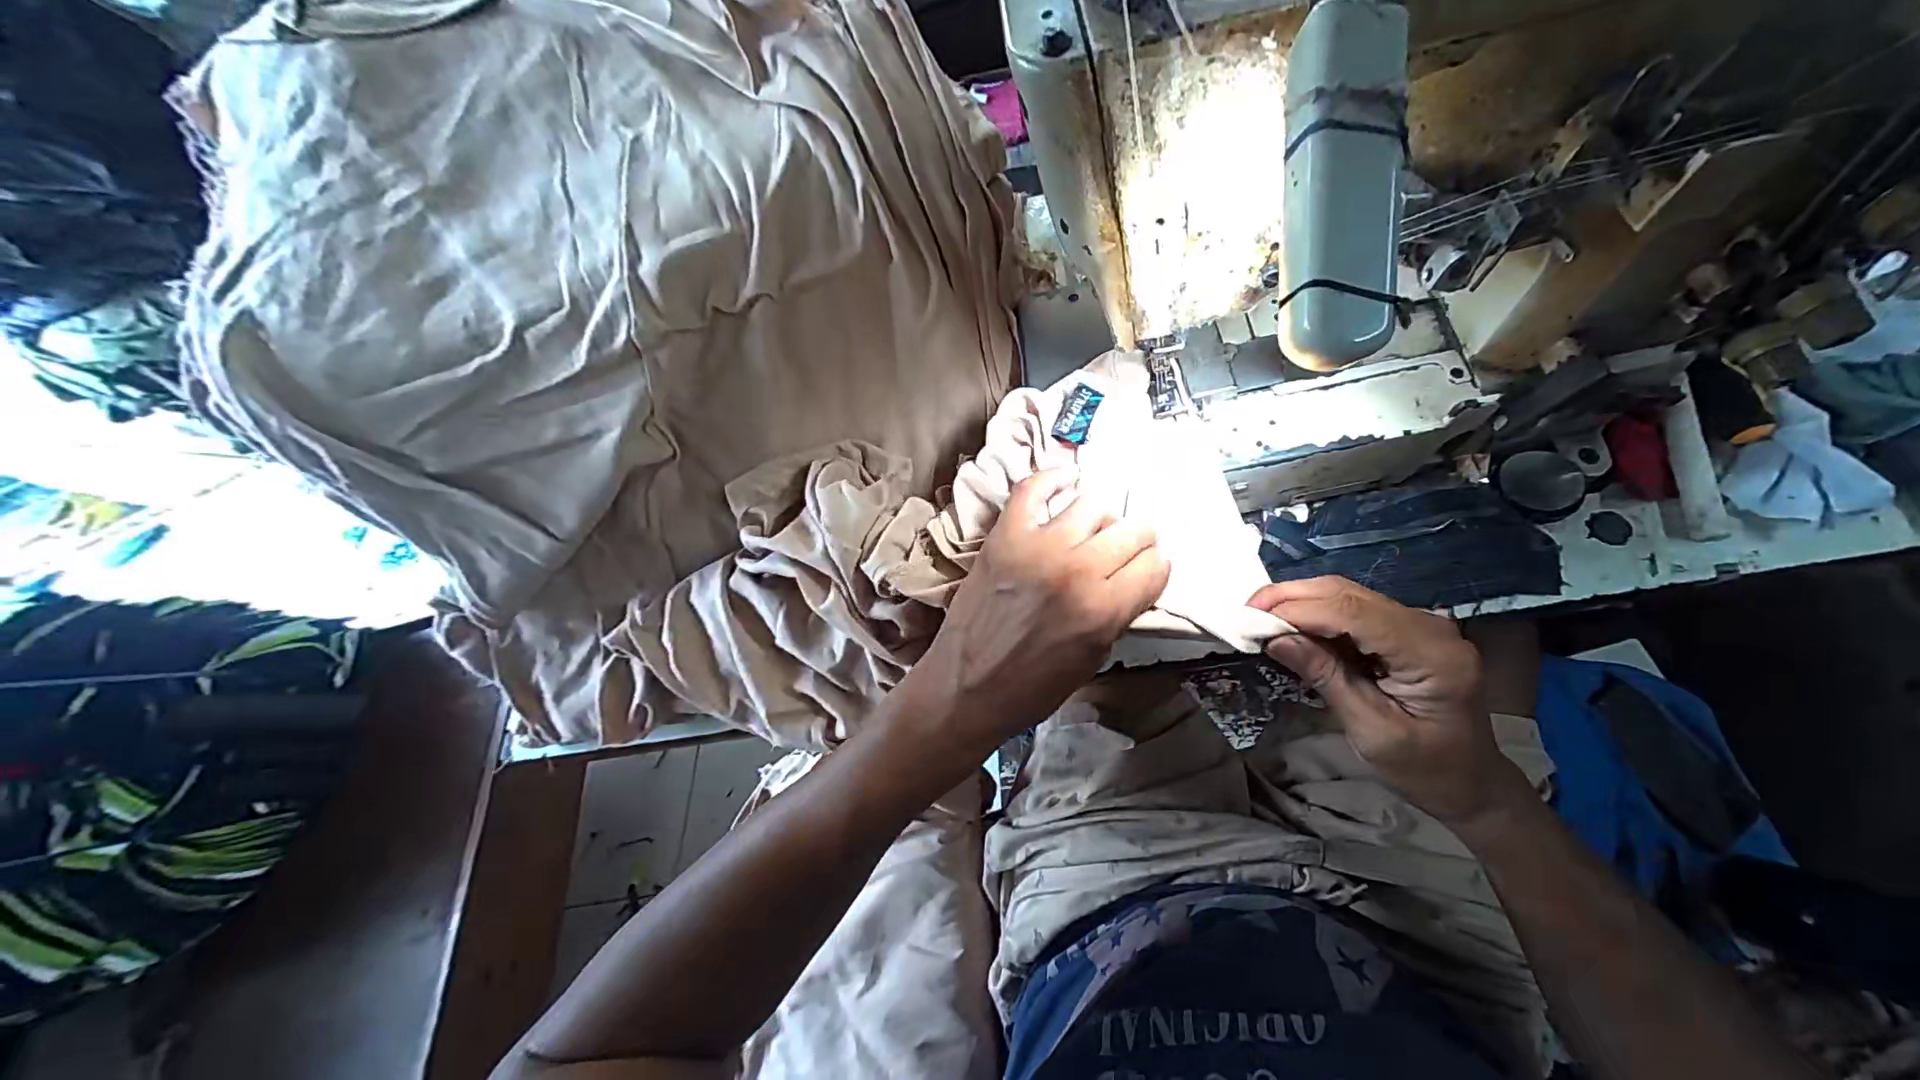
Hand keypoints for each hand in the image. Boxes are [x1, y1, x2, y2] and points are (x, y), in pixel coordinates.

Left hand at [909, 468, 1169, 745]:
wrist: (966, 687)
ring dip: (1099, 519)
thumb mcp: (1093, 658)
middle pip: (1132, 531)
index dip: (1155, 569)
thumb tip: (1132, 579)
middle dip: (1137, 543)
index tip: (1147, 570)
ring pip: (1092, 505)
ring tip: (1090, 532)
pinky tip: (1065, 483)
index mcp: (1103, 609)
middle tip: (1124, 552)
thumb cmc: (1032, 686)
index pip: (1155, 566)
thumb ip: (1118, 612)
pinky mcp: (1004, 535)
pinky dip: (1053, 480)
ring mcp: (1037, 547)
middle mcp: (1076, 570)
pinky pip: (1033, 488)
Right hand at [1247, 576, 1527, 824]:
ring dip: (1299, 601)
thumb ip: (1326, 679)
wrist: (1471, 783)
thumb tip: (1276, 639)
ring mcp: (1419, 623)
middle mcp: (1430, 626)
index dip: (1299, 609)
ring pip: (1346, 594)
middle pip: (1348, 593)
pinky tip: (1289, 623)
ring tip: (1259, 617)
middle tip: (1246, 613)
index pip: (1355, 613)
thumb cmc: (1424, 769)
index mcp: (1432, 656)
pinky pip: (1352, 607)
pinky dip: (1314, 611)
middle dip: (1292, 597)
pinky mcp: (1405, 628)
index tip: (1253, 619)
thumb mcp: (1371, 732)